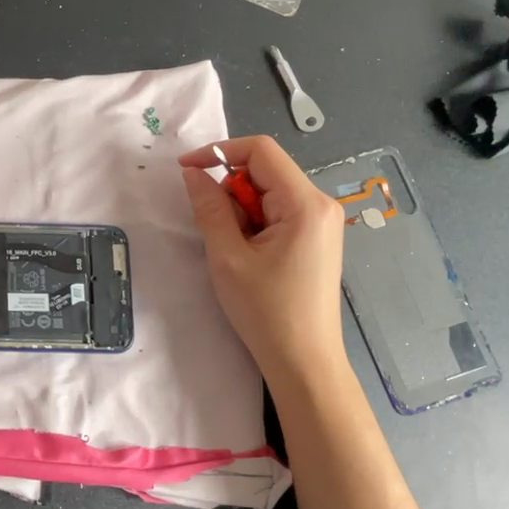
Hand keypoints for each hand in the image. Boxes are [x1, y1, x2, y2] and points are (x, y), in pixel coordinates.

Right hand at [179, 136, 344, 381]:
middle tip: (215, 229)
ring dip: (241, 209)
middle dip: (231, 189)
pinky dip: (254, 222)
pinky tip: (247, 254)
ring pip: (270, 192)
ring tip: (233, 249)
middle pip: (266, 170)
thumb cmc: (265, 310)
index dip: (219, 152)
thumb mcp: (227, 257)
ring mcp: (322, 222)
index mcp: (305, 204)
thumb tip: (194, 173)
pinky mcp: (316, 238)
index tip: (185, 171)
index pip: (261, 151)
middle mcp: (320, 205)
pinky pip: (279, 212)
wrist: (302, 357)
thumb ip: (210, 208)